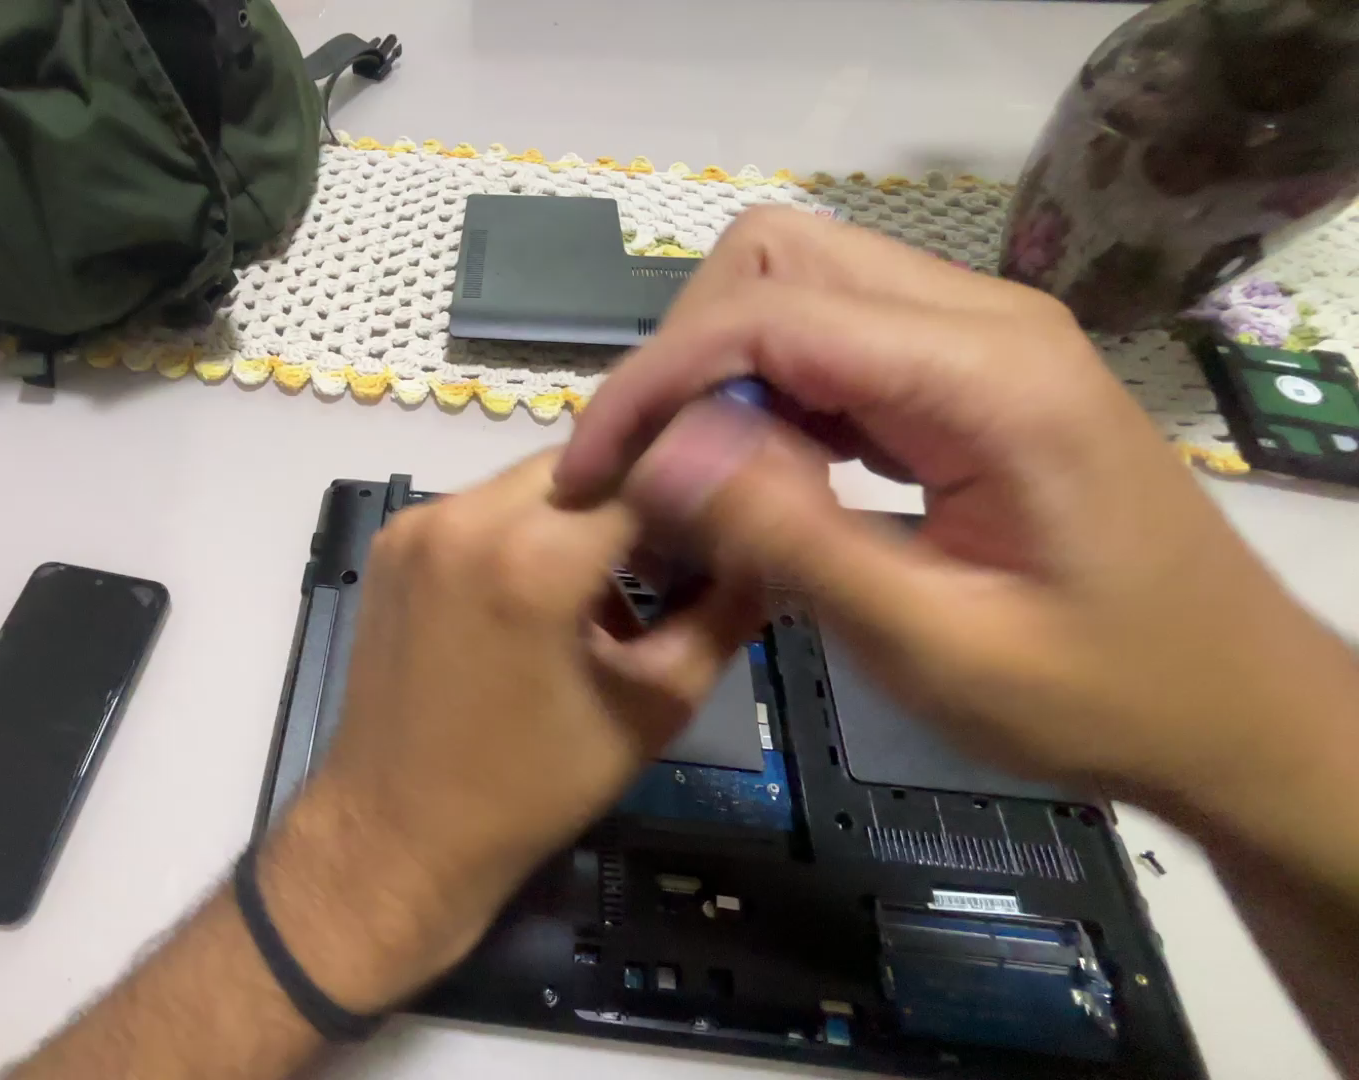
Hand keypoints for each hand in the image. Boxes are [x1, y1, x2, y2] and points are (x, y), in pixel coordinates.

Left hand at [259, 453, 757, 1014]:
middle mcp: (464, 517)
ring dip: (573, 518)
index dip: (689, 496)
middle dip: (629, 502)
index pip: (639, 477)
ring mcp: (417, 526)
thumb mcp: (650, 707)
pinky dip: (518, 532)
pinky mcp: (391, 546)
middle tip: (662, 564)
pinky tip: (533, 595)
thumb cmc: (529, 786)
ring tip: (598, 591)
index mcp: (532, 556)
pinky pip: (476, 510)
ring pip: (525, 485)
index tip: (717, 528)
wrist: (398, 828)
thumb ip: (719, 617)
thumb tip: (756, 557)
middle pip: (578, 468)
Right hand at [556, 207, 1358, 831]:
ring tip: (693, 475)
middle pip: (771, 259)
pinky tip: (757, 471)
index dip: (653, 382)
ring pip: (786, 285)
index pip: (763, 314)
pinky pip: (818, 338)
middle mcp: (974, 319)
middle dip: (679, 356)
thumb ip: (788, 538)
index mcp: (982, 376)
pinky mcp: (949, 370)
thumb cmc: (1092, 692)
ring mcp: (966, 336)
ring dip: (712, 371)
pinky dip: (756, 391)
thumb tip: (655, 457)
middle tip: (650, 465)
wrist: (1229, 709)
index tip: (592, 473)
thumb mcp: (927, 641)